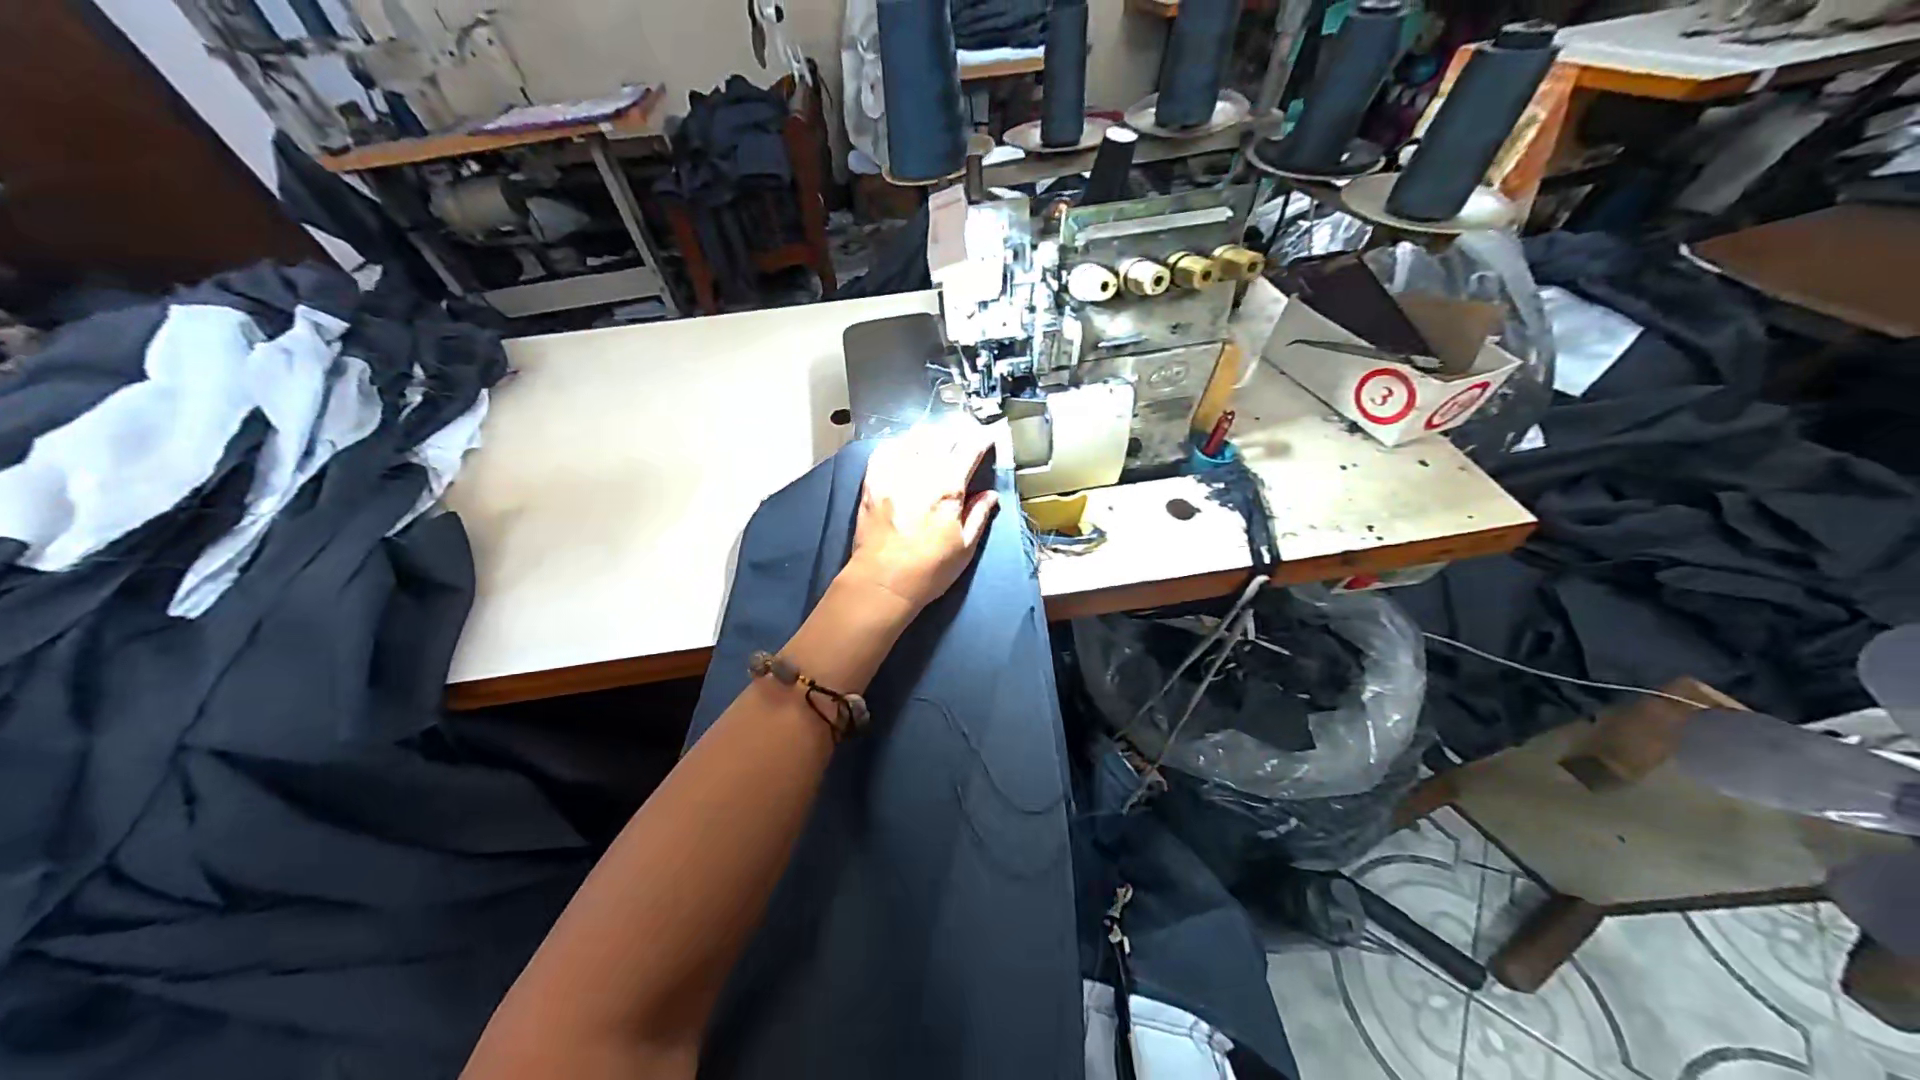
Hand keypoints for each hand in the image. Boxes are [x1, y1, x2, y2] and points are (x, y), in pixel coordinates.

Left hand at [839, 425, 999, 613]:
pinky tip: (905, 449)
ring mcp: (892, 475)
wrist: (882, 583)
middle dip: (956, 435)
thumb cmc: (928, 571)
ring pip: (913, 438)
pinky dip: (899, 444)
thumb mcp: (964, 547)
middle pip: (941, 437)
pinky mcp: (872, 482)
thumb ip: (978, 515)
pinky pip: (885, 450)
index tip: (987, 439)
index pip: (969, 449)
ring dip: (930, 436)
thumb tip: (990, 494)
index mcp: (948, 489)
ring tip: (937, 441)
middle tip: (963, 441)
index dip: (981, 440)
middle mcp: (920, 474)